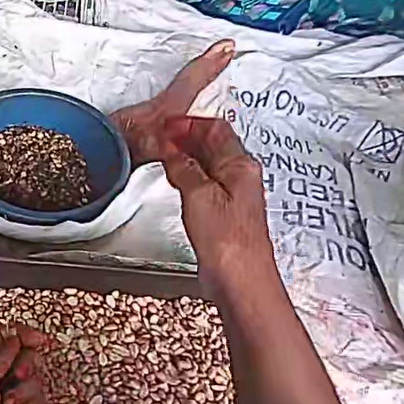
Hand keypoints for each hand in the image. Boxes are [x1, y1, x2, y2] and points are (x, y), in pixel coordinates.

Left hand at [0, 326, 46, 403]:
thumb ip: (0, 352)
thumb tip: (16, 337)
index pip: (5, 337)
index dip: (23, 335)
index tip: (40, 340)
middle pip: (26, 358)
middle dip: (26, 368)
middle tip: (17, 377)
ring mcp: (7, 400)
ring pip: (35, 384)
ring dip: (24, 398)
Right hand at [160, 116, 275, 296]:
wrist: (240, 280)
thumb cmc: (229, 243)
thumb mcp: (199, 196)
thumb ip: (184, 169)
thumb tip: (172, 152)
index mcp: (241, 166)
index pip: (215, 129)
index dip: (189, 123)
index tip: (166, 124)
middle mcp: (241, 178)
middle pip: (214, 144)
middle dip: (187, 136)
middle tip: (162, 136)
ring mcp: (234, 196)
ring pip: (209, 163)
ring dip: (187, 155)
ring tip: (164, 153)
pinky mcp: (224, 214)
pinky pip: (206, 184)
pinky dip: (189, 175)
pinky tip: (176, 180)